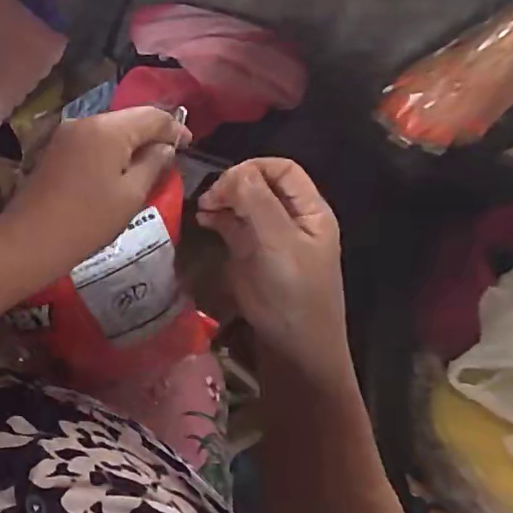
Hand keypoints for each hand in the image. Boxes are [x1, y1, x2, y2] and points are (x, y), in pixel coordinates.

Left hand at [0, 107, 187, 291]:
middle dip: (152, 134)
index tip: (190, 144)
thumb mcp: (131, 195)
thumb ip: (153, 164)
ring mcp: (66, 135)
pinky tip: (120, 170)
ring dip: (131, 143)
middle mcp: (85, 121)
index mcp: (108, 128)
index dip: (175, 127)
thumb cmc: (88, 220)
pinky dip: (110, 151)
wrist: (29, 240)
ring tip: (149, 165)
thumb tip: (165, 147)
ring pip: (110, 130)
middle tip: (172, 156)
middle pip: (129, 119)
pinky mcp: (55, 150)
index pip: (152, 115)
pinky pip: (92, 142)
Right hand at [197, 159, 349, 379]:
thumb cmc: (294, 291)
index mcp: (309, 210)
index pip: (282, 170)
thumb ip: (259, 203)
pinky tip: (203, 219)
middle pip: (259, 182)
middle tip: (211, 199)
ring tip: (203, 209)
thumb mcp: (280, 242)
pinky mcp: (248, 251)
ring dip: (221, 199)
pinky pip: (230, 222)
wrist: (293, 344)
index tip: (228, 183)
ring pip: (242, 201)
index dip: (254, 168)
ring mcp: (267, 234)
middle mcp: (289, 217)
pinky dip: (215, 216)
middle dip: (233, 184)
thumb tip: (234, 172)